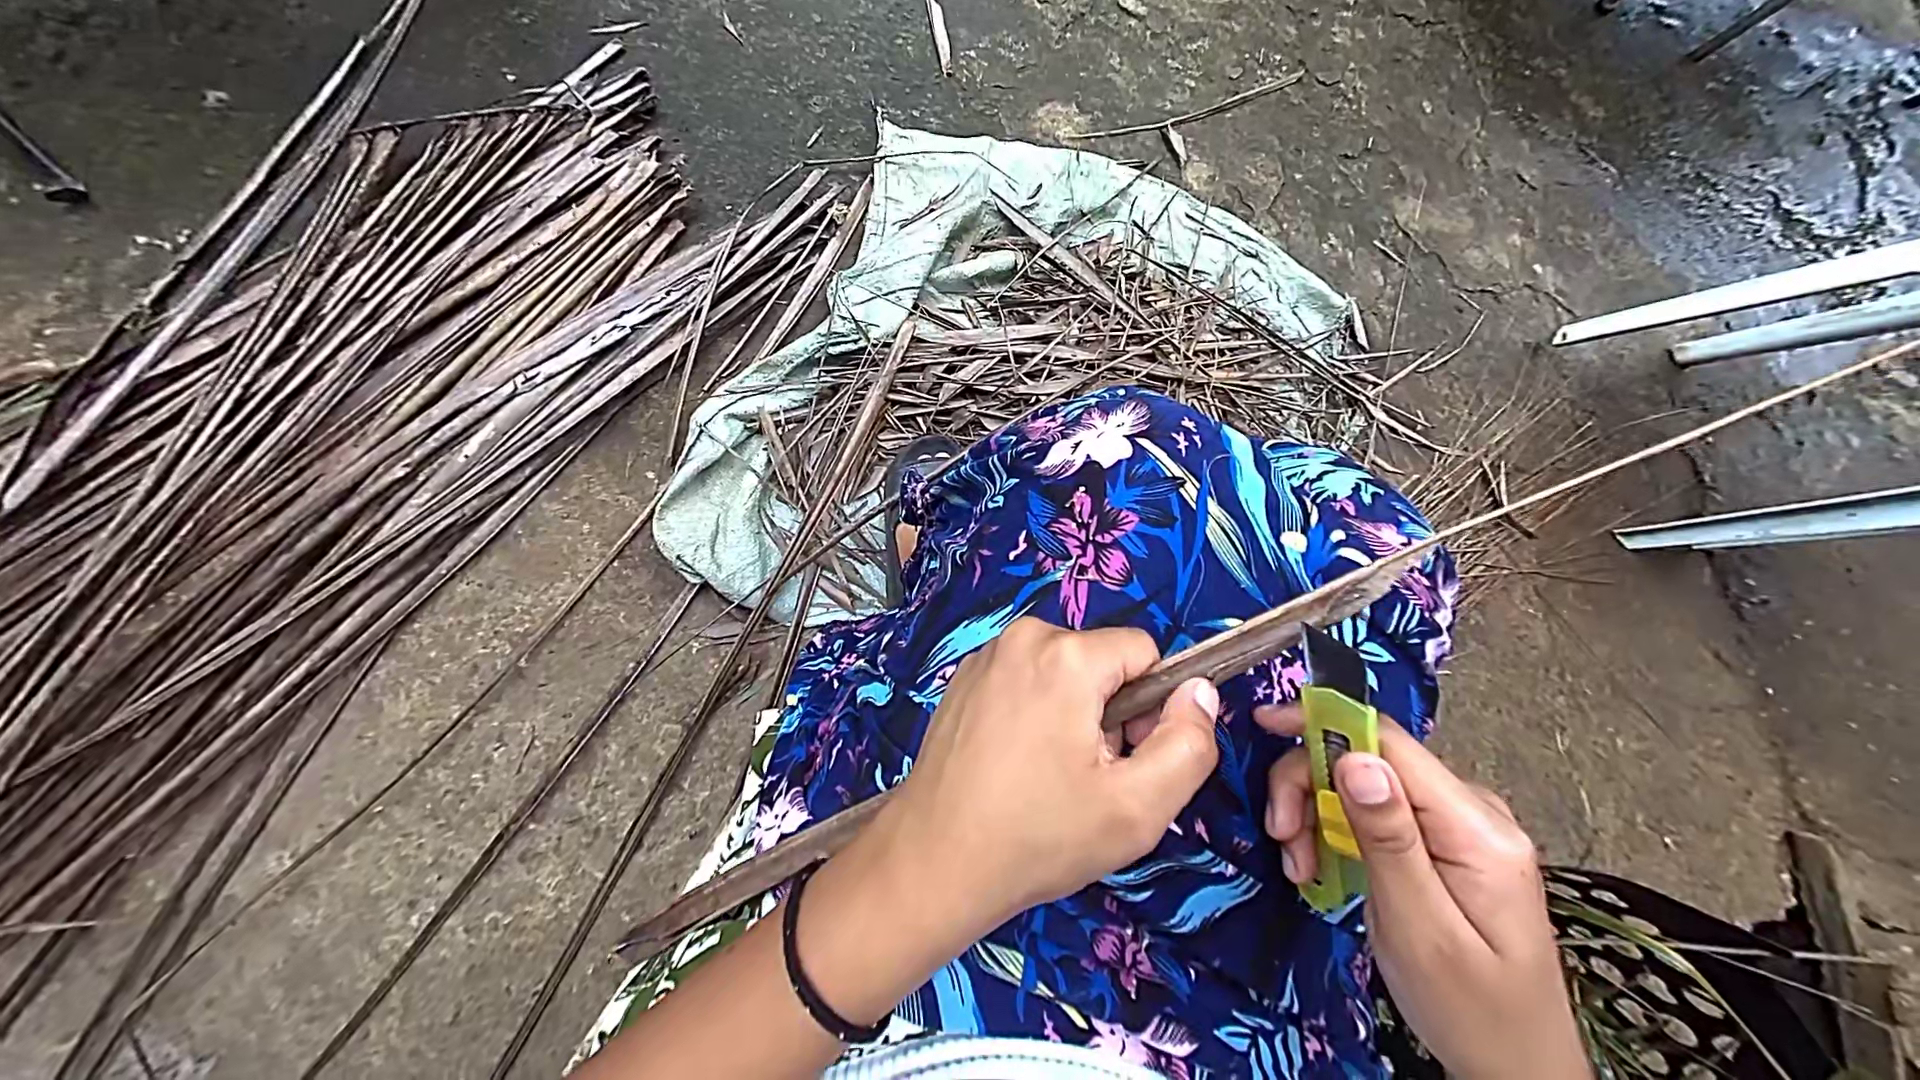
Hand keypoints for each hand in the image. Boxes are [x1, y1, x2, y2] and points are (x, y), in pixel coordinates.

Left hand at [874, 618, 1221, 933]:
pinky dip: (1034, 709)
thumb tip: (1198, 691)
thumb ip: (1189, 744)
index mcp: (1065, 655)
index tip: (1125, 755)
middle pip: (1101, 661)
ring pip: (1064, 670)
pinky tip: (1016, 761)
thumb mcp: (1138, 806)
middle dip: (1109, 710)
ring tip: (1049, 771)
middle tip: (1086, 773)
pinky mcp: (964, 677)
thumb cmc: (1039, 835)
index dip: (1151, 706)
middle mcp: (1022, 637)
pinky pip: (1026, 678)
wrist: (935, 859)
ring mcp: (986, 655)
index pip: (1143, 653)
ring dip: (1072, 712)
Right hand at [1255, 704, 1589, 1079]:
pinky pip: (1370, 810)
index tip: (1262, 726)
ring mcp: (1455, 824)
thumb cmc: (1470, 1009)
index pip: (1387, 742)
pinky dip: (1332, 831)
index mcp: (1475, 828)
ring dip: (1314, 815)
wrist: (1516, 1070)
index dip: (1320, 723)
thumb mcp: (1419, 927)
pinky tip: (1320, 865)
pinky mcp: (1438, 840)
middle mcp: (1469, 810)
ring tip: (1300, 866)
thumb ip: (1389, 838)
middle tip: (1281, 839)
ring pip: (1359, 783)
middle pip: (1366, 760)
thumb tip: (1357, 758)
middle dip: (1307, 788)